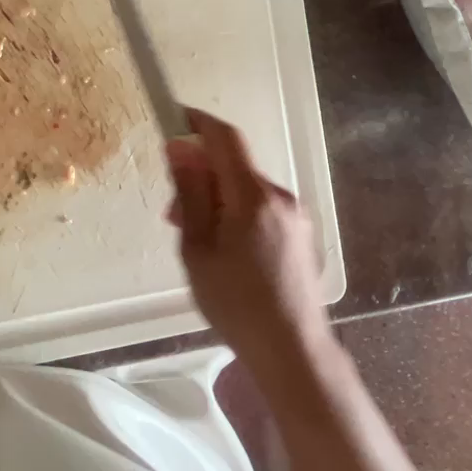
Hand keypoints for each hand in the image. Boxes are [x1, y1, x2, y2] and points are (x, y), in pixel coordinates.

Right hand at [167, 108, 328, 367]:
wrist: (293, 352)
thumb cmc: (235, 303)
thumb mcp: (197, 249)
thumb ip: (190, 194)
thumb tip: (180, 148)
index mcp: (253, 197)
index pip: (225, 138)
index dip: (196, 122)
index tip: (171, 118)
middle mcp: (280, 197)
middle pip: (233, 165)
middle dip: (200, 173)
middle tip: (173, 211)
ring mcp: (295, 216)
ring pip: (245, 188)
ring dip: (217, 197)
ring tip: (197, 238)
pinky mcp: (301, 235)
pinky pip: (261, 208)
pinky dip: (236, 213)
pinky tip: (224, 250)